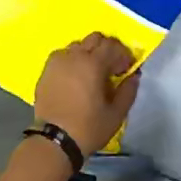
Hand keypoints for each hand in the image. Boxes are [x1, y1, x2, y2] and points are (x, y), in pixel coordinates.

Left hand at [33, 33, 141, 156]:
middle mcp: (74, 56)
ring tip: (93, 73)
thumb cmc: (88, 128)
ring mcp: (57, 61)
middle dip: (107, 48)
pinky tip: (75, 77)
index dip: (123, 54)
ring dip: (89, 53)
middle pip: (94, 39)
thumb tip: (134, 75)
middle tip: (112, 67)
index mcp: (92, 64)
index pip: (112, 45)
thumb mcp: (116, 114)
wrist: (55, 141)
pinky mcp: (46, 69)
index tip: (127, 68)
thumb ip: (128, 91)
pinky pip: (63, 55)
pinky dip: (73, 60)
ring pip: (78, 45)